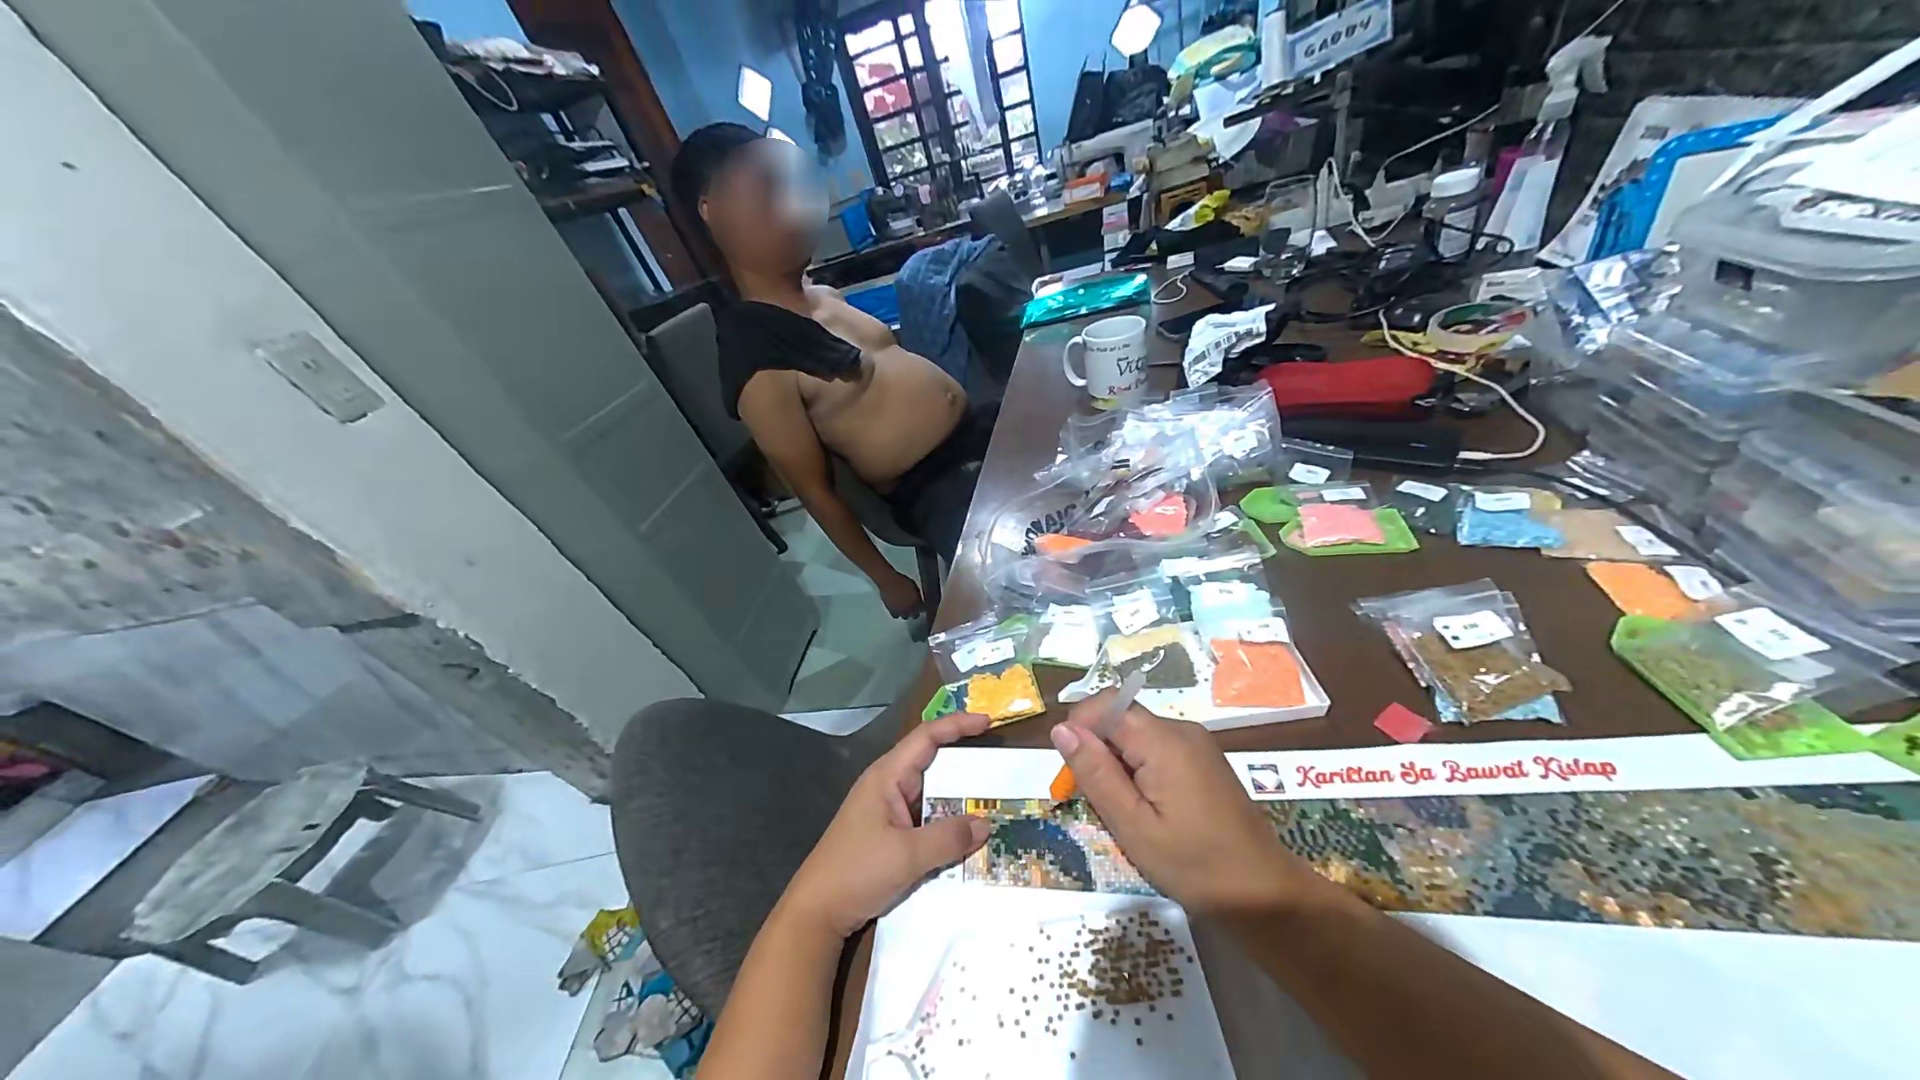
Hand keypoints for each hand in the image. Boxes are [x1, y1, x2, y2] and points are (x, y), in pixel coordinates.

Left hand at [783, 711, 993, 937]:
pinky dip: (947, 823)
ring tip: (994, 803)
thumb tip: (986, 824)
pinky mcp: (890, 835)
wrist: (816, 913)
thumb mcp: (906, 856)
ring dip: (958, 799)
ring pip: (931, 795)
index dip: (957, 725)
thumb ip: (948, 838)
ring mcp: (889, 811)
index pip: (926, 737)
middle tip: (1000, 768)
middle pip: (932, 763)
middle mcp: (889, 787)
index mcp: (887, 777)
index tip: (988, 722)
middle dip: (965, 763)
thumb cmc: (856, 872)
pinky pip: (926, 819)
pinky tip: (969, 837)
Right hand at [875, 570, 924, 619]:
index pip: (923, 609)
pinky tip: (897, 609)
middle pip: (915, 616)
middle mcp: (909, 608)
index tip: (921, 606)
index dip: (922, 608)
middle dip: (915, 612)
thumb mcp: (914, 586)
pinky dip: (897, 613)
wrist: (888, 581)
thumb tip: (919, 599)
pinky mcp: (891, 611)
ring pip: (905, 617)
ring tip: (905, 608)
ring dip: (906, 613)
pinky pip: (896, 616)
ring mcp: (900, 611)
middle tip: (913, 607)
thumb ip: (917, 595)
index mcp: (916, 602)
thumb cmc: (901, 581)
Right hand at [1049, 695, 1327, 914]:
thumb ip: (1095, 773)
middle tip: (1097, 804)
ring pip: (1135, 737)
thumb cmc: (1194, 865)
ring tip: (1124, 815)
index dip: (1080, 727)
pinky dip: (1139, 773)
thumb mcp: (1132, 825)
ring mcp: (1196, 745)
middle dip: (1097, 753)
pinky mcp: (1203, 762)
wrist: (1265, 897)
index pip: (1106, 703)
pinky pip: (1156, 751)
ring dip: (1117, 767)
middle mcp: (1181, 731)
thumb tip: (1061, 729)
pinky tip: (1147, 813)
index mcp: (1164, 740)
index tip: (1072, 773)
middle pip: (1121, 719)